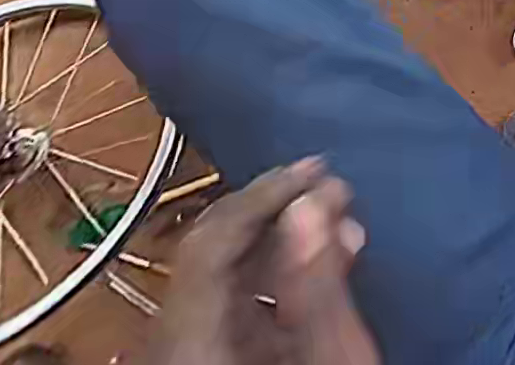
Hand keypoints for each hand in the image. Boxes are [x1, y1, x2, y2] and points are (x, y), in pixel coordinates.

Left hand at [155, 157, 380, 364]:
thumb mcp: (329, 362)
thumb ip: (318, 283)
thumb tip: (313, 200)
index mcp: (189, 349)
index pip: (210, 244)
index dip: (262, 194)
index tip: (319, 168)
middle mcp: (173, 349)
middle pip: (214, 252)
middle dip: (279, 209)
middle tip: (335, 186)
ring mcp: (188, 356)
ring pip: (226, 272)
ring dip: (285, 235)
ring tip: (341, 219)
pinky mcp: (209, 360)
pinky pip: (237, 299)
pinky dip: (280, 271)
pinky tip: (325, 262)